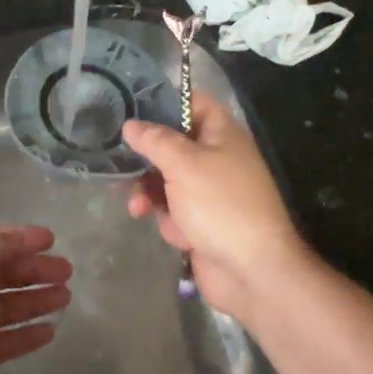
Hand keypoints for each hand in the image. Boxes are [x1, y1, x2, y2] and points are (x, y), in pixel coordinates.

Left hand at [0, 224, 71, 373]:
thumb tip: (14, 236)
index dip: (17, 237)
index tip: (50, 239)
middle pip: (1, 273)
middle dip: (33, 268)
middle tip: (66, 270)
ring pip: (7, 306)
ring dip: (35, 298)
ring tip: (66, 297)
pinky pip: (7, 339)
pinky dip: (27, 332)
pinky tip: (50, 330)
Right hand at [122, 95, 306, 320]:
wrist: (252, 271)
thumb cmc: (221, 205)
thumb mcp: (184, 164)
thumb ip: (155, 141)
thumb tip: (131, 125)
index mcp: (223, 135)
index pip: (194, 103)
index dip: (167, 102)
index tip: (133, 108)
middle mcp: (217, 159)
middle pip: (173, 145)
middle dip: (146, 157)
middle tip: (120, 162)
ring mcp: (209, 193)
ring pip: (167, 180)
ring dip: (149, 191)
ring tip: (138, 206)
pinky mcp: (201, 222)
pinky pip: (173, 209)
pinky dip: (165, 217)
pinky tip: (162, 228)